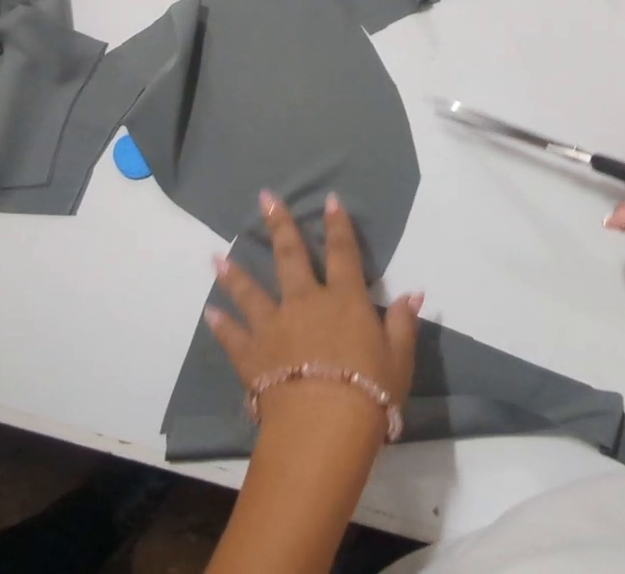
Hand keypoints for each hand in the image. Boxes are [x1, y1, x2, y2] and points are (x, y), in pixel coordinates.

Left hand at [206, 192, 421, 439]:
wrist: (323, 426)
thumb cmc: (370, 391)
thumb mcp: (399, 358)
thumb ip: (403, 323)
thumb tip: (414, 293)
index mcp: (345, 300)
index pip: (344, 253)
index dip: (338, 225)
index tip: (329, 200)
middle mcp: (305, 303)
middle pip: (290, 257)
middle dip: (279, 225)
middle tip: (264, 198)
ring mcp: (273, 326)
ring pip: (251, 291)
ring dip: (235, 273)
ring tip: (217, 257)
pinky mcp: (251, 355)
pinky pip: (233, 336)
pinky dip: (222, 324)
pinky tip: (210, 313)